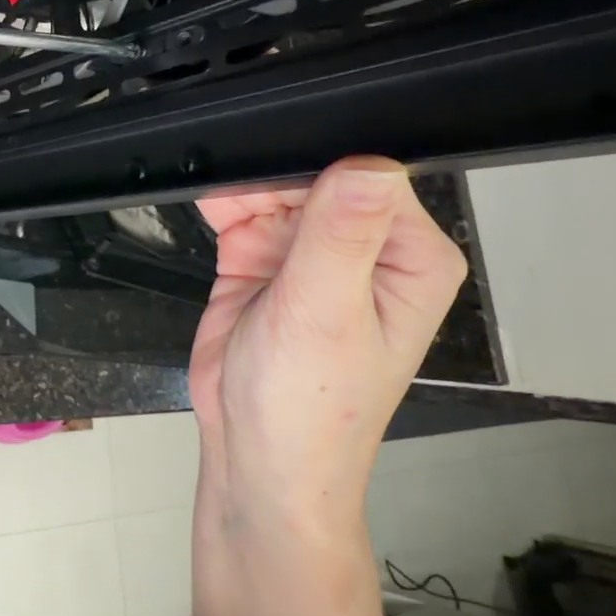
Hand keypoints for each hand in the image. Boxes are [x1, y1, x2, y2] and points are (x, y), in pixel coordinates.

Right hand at [192, 157, 467, 523]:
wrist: (253, 452)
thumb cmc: (310, 403)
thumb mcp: (325, 315)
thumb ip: (341, 237)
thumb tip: (369, 163)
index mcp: (406, 257)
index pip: (370, 178)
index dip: (321, 165)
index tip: (278, 175)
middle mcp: (361, 248)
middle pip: (314, 175)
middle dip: (272, 176)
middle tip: (240, 202)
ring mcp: (307, 254)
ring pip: (272, 187)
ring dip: (241, 188)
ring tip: (222, 214)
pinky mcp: (260, 260)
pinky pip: (239, 210)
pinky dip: (220, 203)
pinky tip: (210, 209)